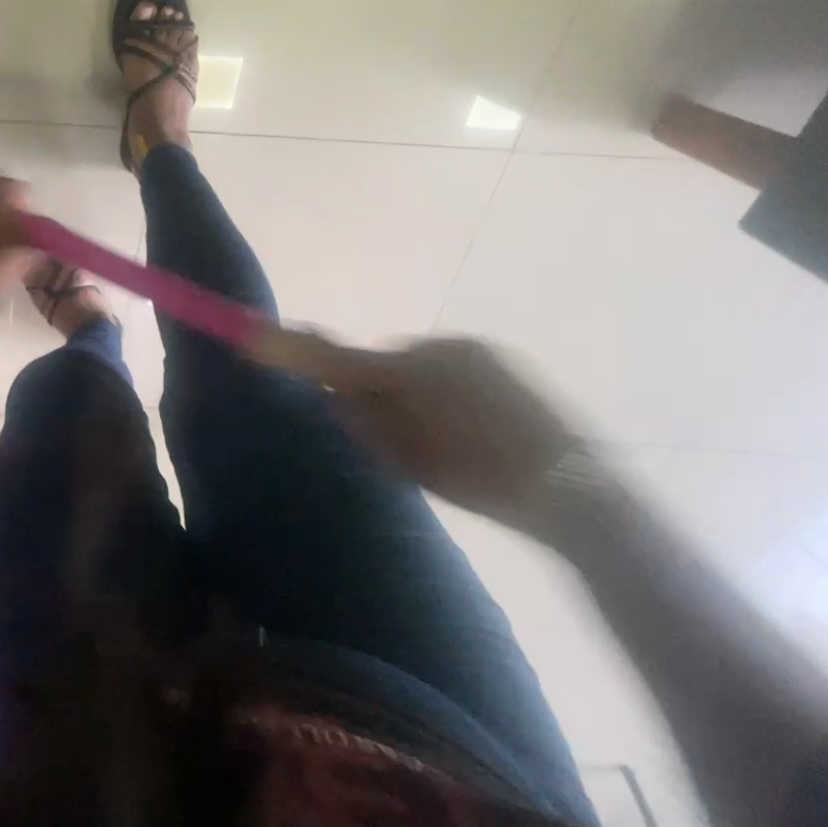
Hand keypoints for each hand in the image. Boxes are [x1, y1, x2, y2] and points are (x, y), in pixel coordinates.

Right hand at [256, 329, 589, 528]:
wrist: (577, 491)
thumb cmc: (482, 481)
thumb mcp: (407, 458)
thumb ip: (362, 419)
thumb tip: (330, 391)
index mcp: (415, 373)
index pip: (338, 360)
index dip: (291, 349)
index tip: (250, 335)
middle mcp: (440, 347)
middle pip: (375, 365)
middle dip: (369, 391)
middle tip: (387, 438)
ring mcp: (470, 350)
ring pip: (408, 369)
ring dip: (404, 394)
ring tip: (436, 442)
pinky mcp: (493, 359)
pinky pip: (439, 369)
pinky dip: (433, 392)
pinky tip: (459, 429)